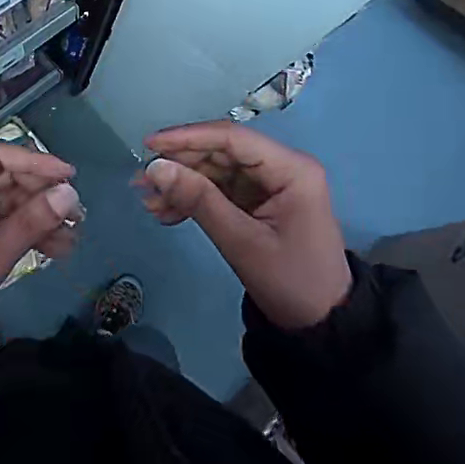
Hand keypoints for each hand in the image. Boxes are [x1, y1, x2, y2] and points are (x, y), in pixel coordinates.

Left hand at [0, 142, 84, 351]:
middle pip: (9, 178)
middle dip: (43, 192)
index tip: (67, 174)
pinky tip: (61, 247)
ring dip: (44, 214)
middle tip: (76, 209)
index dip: (33, 161)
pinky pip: (12, 223)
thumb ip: (29, 224)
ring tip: (75, 230)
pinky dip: (35, 232)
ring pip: (14, 201)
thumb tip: (69, 194)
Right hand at [139, 121, 351, 330]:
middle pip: (220, 152)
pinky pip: (218, 189)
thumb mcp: (242, 241)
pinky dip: (193, 199)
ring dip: (181, 184)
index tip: (149, 145)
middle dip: (180, 165)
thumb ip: (198, 200)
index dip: (187, 137)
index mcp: (291, 169)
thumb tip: (154, 167)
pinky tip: (167, 213)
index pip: (232, 138)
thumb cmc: (291, 282)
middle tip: (142, 181)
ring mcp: (268, 183)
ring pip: (214, 170)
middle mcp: (281, 167)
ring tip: (150, 203)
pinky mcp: (257, 200)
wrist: (322, 325)